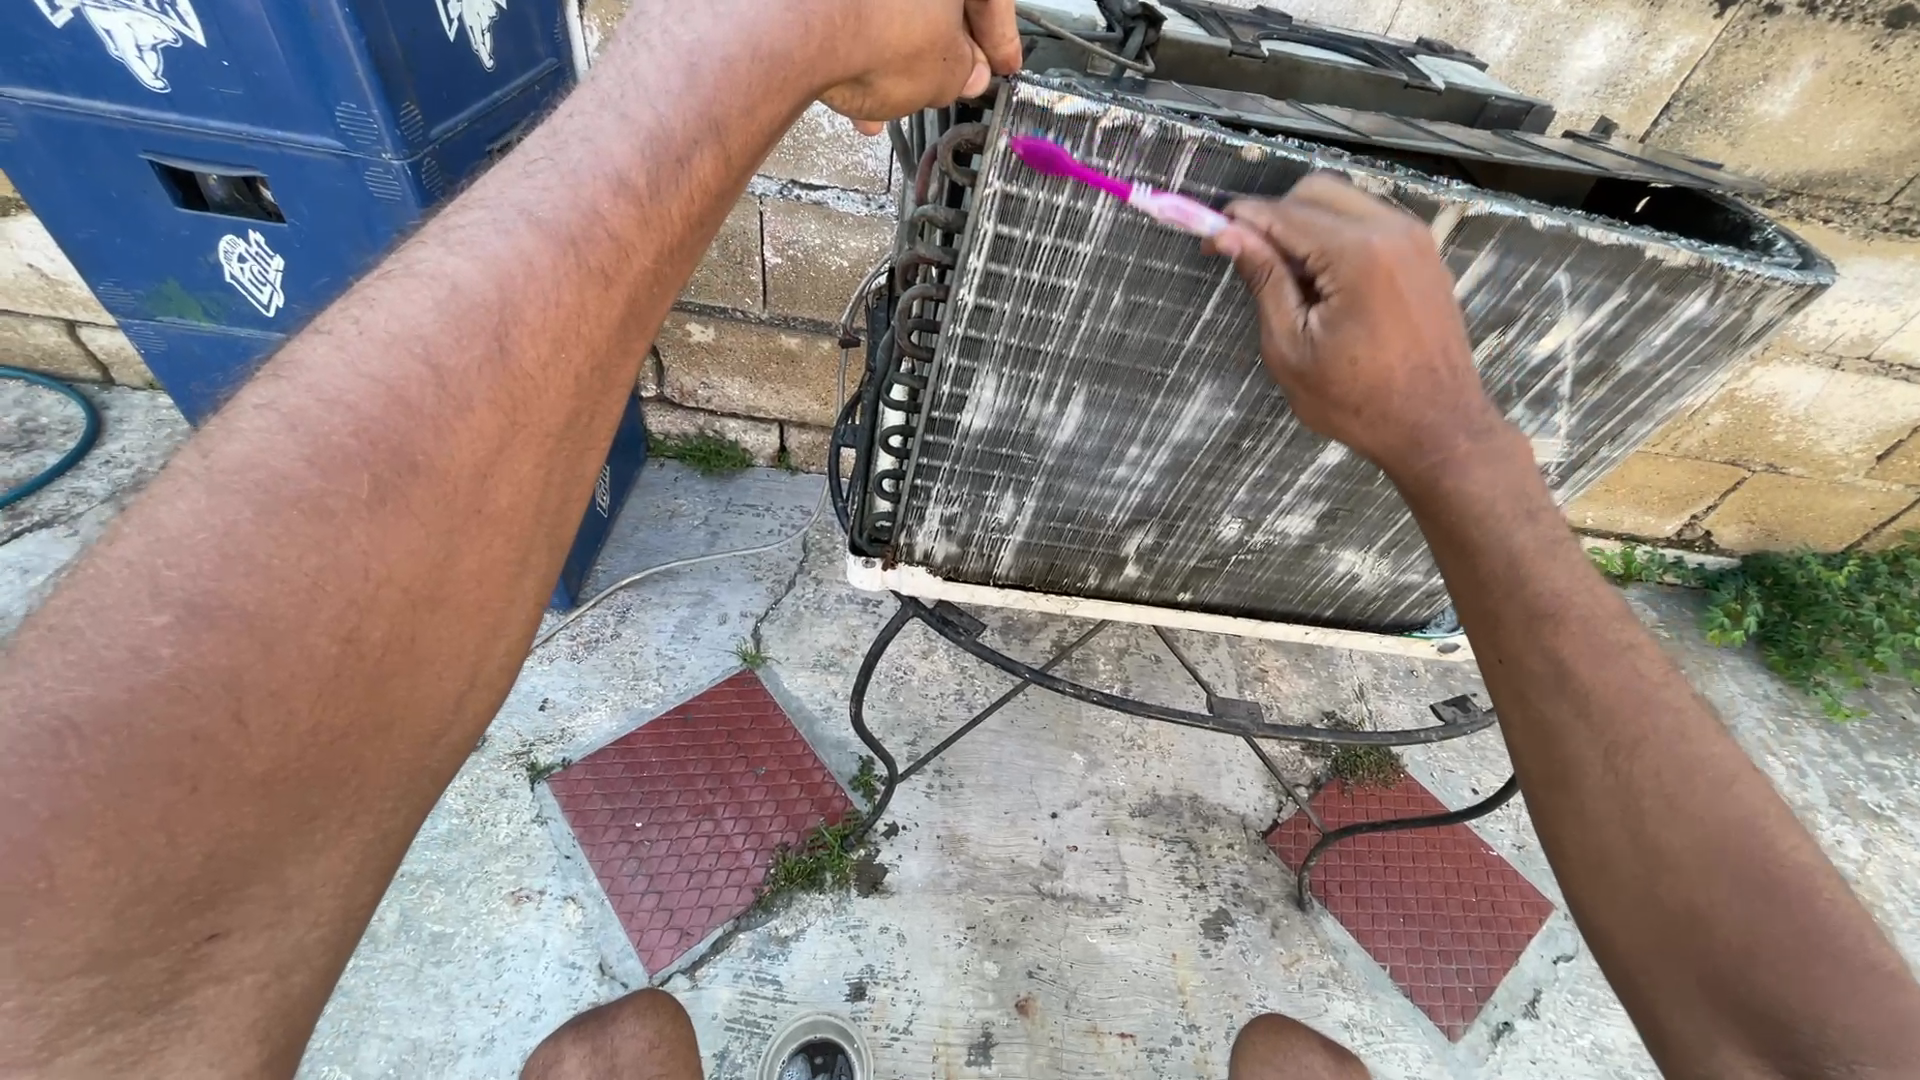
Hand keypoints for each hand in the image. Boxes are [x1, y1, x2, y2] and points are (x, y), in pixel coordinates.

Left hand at [819, 0, 1022, 135]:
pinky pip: (855, 10)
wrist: (803, 27)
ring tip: (891, 102)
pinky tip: (853, 88)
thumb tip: (968, 73)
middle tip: (948, 85)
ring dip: (896, 55)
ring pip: (892, 7)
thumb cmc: (883, 35)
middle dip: (943, 48)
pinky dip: (859, 45)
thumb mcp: (946, 72)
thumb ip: (965, 72)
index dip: (1001, 37)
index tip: (1002, 66)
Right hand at [1205, 174, 1508, 480]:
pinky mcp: (1422, 252)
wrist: (1434, 426)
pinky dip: (1333, 236)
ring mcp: (1414, 237)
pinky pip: (1367, 221)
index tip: (1208, 243)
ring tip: (1283, 280)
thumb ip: (1264, 281)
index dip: (1238, 223)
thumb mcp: (1290, 347)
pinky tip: (1319, 282)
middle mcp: (1391, 229)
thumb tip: (1230, 237)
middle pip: (1314, 191)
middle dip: (1271, 217)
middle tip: (1245, 262)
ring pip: (1342, 202)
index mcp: (1356, 253)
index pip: (1282, 213)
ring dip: (1303, 226)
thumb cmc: (1354, 400)